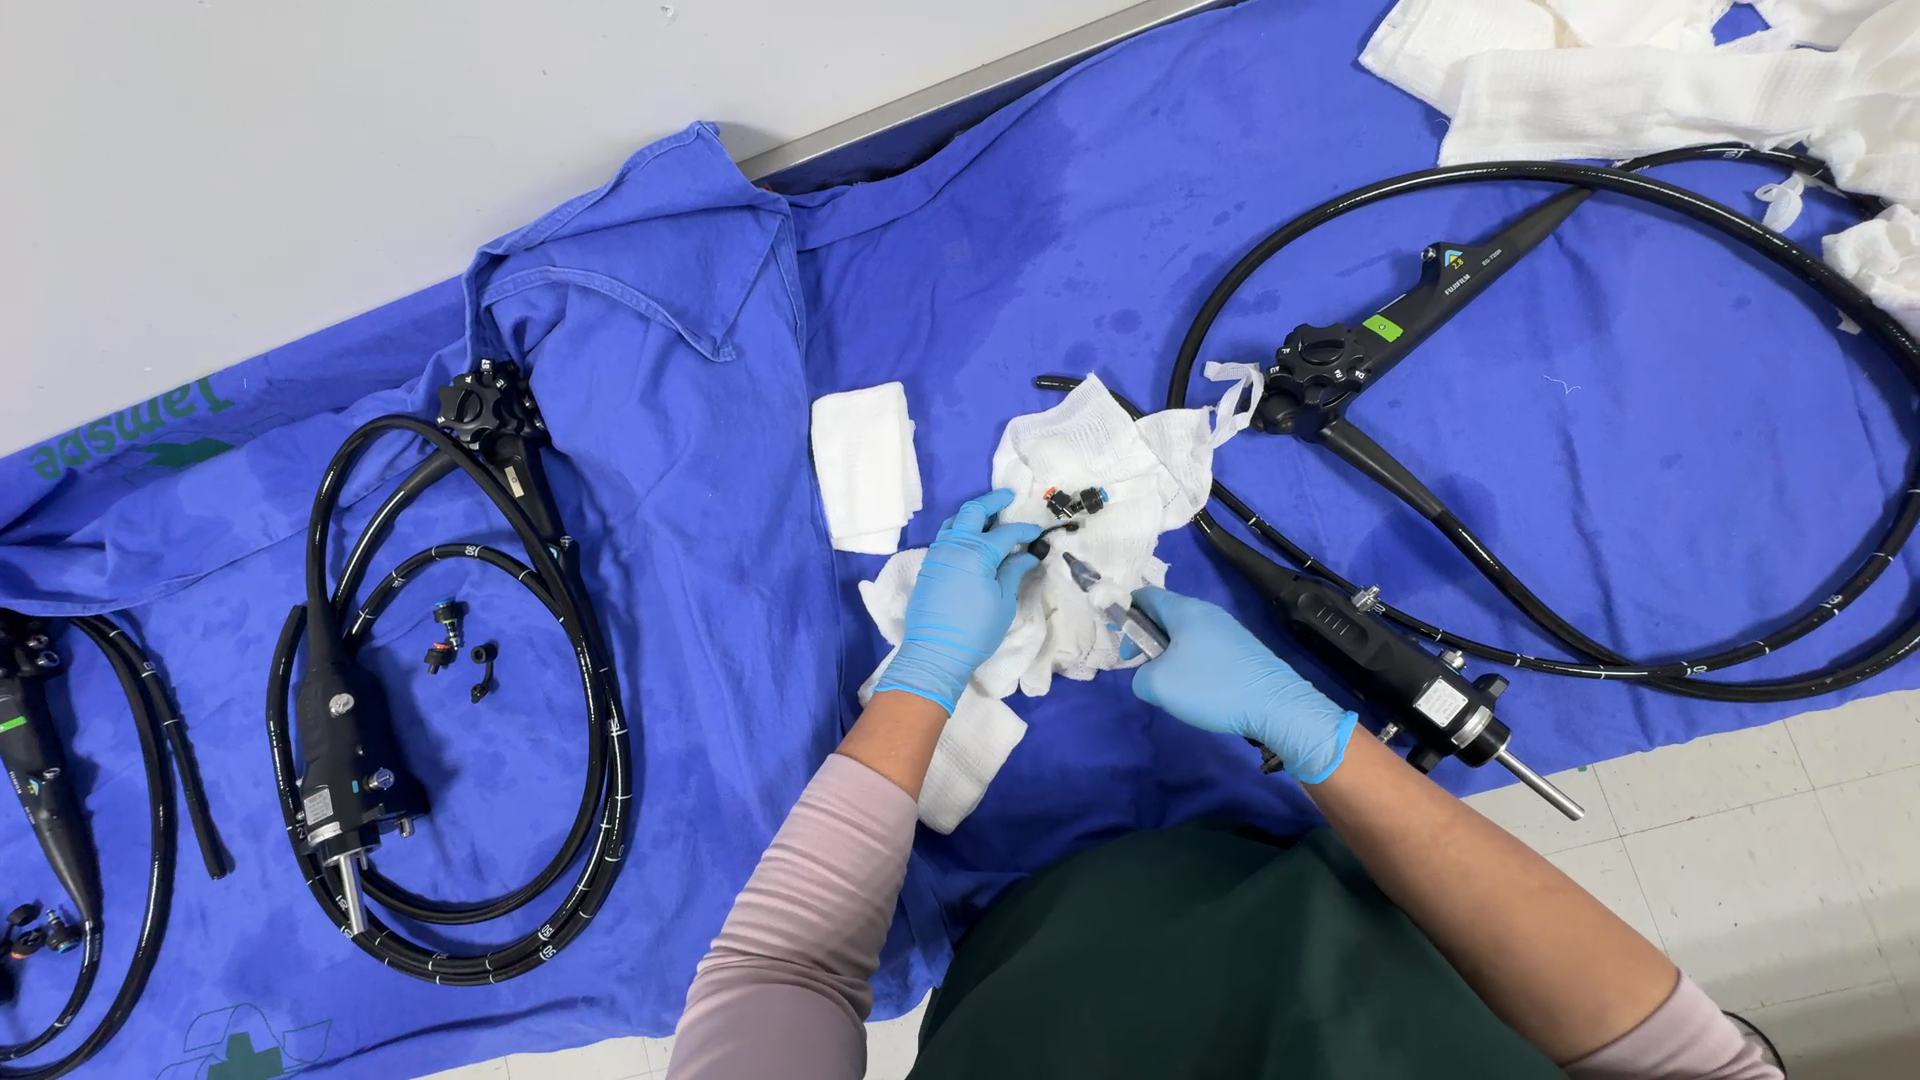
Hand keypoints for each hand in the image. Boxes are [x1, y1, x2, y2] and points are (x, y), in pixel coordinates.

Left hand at [874, 489, 1042, 711]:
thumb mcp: (1003, 602)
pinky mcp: (929, 566)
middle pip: (973, 511)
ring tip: (989, 516)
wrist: (935, 652)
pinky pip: (945, 537)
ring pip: (954, 521)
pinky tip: (971, 539)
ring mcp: (938, 554)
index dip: (1025, 531)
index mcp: (977, 552)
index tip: (1038, 532)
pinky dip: (959, 529)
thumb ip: (1013, 572)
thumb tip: (1027, 555)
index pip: (1006, 533)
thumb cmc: (975, 629)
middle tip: (1008, 497)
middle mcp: (955, 545)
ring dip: (972, 514)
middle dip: (992, 501)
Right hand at [1129, 586, 1357, 783]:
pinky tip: (1198, 689)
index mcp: (1184, 610)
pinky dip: (1192, 662)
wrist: (1277, 707)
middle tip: (1143, 668)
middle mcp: (1207, 612)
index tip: (1124, 643)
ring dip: (1170, 654)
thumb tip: (1148, 676)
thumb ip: (1139, 675)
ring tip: (1170, 684)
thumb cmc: (1211, 687)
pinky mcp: (1243, 649)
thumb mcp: (1157, 684)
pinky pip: (1205, 647)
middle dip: (1147, 639)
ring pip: (1185, 634)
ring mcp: (1228, 629)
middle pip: (1165, 615)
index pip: (1145, 596)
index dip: (1126, 614)